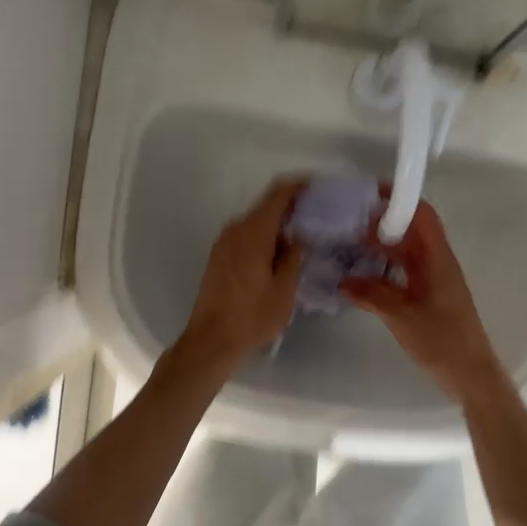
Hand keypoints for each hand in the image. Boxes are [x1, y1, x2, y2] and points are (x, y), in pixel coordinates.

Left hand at [178, 178, 305, 368]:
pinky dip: (263, 240)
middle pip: (265, 209)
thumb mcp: (285, 289)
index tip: (315, 186)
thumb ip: (293, 256)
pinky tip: (277, 258)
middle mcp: (235, 230)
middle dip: (289, 210)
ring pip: (255, 225)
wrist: (212, 339)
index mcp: (254, 232)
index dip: (297, 186)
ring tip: (299, 243)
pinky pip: (245, 239)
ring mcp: (223, 244)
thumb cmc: (253, 315)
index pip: (277, 195)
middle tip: (314, 220)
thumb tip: (297, 237)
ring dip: (276, 228)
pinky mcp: (218, 258)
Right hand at [343, 199, 504, 401]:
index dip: (397, 199)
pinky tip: (360, 277)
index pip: (421, 214)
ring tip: (346, 246)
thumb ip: (372, 295)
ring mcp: (433, 281)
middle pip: (409, 231)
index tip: (366, 195)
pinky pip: (403, 273)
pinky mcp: (428, 297)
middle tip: (344, 223)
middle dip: (380, 223)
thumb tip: (343, 281)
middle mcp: (437, 264)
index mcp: (437, 260)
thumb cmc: (443, 343)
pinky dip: (383, 269)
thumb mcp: (402, 317)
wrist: (470, 375)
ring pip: (405, 253)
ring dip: (379, 247)